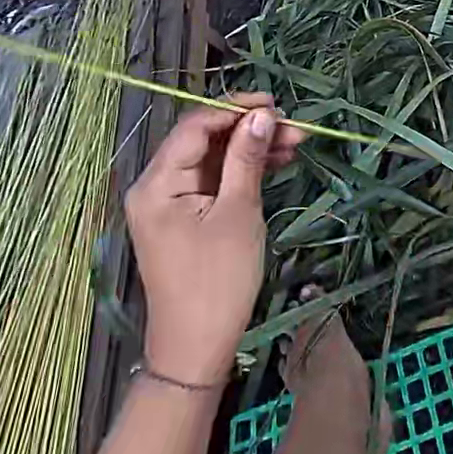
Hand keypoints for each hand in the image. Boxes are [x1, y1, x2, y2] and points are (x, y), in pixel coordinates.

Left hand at [126, 93, 305, 384]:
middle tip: (294, 127)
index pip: (196, 125)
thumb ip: (247, 157)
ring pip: (214, 158)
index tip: (276, 105)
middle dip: (250, 129)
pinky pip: (215, 179)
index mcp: (157, 182)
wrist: (198, 348)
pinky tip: (278, 162)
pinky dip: (244, 170)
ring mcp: (170, 201)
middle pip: (206, 139)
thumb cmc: (218, 280)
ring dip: (252, 148)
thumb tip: (263, 114)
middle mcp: (157, 185)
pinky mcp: (186, 215)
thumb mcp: (239, 212)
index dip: (236, 109)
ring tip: (296, 143)